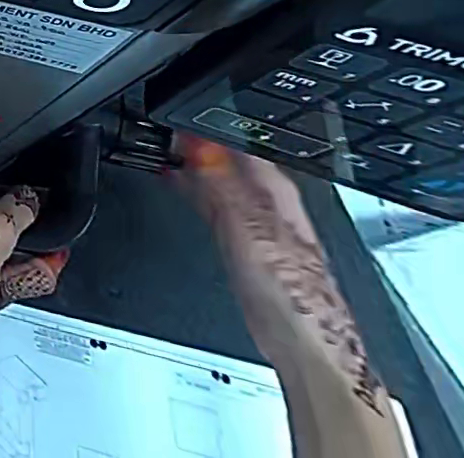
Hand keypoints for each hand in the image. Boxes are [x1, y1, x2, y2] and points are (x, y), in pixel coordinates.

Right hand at [178, 139, 386, 418]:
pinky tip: (176, 183)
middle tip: (162, 131)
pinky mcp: (241, 241)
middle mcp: (266, 201)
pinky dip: (191, 188)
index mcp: (274, 190)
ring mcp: (253, 221)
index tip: (174, 118)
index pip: (236, 141)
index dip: (204, 126)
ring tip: (161, 150)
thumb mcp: (247, 227)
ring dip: (190, 164)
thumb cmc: (292, 294)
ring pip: (216, 178)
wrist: (302, 345)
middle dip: (194, 143)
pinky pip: (211, 201)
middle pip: (225, 158)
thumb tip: (196, 144)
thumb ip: (220, 183)